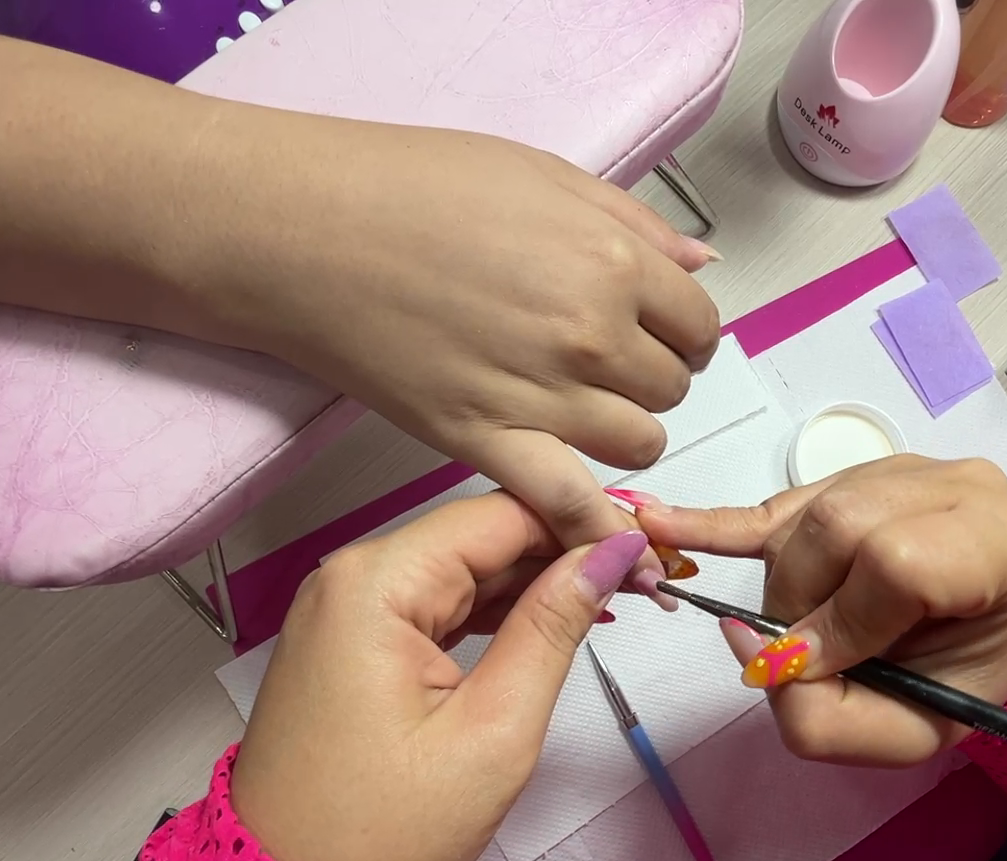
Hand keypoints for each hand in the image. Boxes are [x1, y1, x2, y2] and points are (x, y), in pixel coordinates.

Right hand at [197, 117, 722, 553]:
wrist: (302, 230)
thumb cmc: (411, 187)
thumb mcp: (543, 173)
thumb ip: (637, 223)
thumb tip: (704, 263)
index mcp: (611, 262)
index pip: (698, 325)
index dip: (684, 330)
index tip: (660, 331)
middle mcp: (590, 336)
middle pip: (672, 388)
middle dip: (653, 376)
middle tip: (613, 362)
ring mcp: (541, 398)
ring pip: (639, 444)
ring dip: (627, 430)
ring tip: (589, 409)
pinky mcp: (486, 444)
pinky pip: (569, 504)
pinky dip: (599, 526)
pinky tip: (616, 541)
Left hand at [228, 494, 646, 860]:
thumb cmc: (392, 828)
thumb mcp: (494, 727)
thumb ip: (554, 624)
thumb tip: (612, 550)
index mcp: (377, 581)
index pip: (500, 515)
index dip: (582, 522)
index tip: (648, 549)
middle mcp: (356, 573)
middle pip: (483, 535)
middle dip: (566, 551)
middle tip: (646, 578)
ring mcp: (353, 603)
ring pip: (468, 567)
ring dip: (539, 580)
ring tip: (613, 597)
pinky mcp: (360, 634)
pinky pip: (443, 601)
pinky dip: (500, 608)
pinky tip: (554, 617)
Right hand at [633, 456, 1006, 766]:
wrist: (976, 635)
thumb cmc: (954, 684)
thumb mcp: (912, 736)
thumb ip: (824, 719)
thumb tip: (747, 641)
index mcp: (1001, 546)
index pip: (897, 564)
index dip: (845, 622)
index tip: (820, 663)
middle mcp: (957, 487)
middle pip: (835, 531)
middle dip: (799, 605)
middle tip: (807, 649)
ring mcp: (900, 469)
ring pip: (800, 519)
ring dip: (782, 583)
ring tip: (804, 619)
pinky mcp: (847, 475)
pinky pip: (770, 503)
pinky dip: (710, 523)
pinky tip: (658, 521)